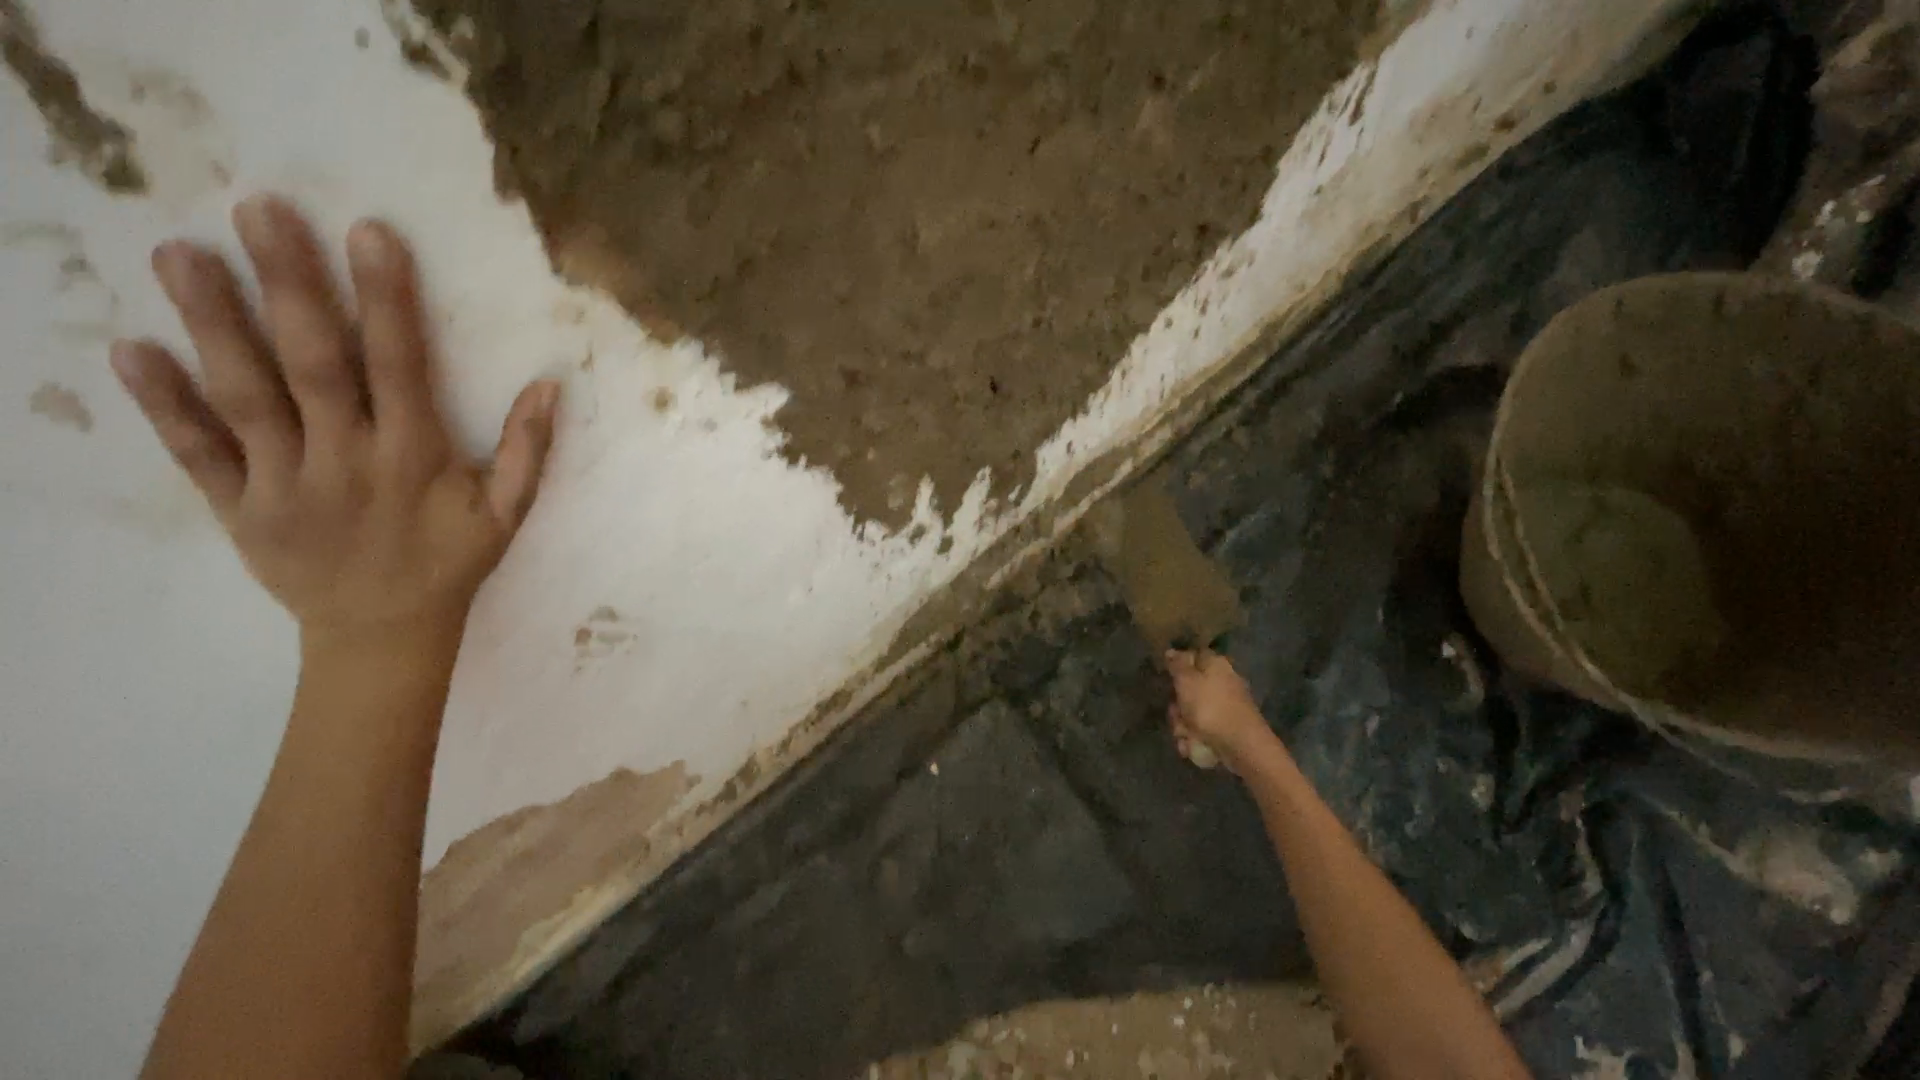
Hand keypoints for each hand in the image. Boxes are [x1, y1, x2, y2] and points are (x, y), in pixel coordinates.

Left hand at [110, 195, 558, 651]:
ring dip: (214, 326)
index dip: (386, 301)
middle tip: (259, 211)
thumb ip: (526, 451)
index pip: (399, 367)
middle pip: (315, 366)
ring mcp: (285, 484)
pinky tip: (132, 350)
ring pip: (247, 397)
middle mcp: (347, 461)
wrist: (382, 636)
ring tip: (179, 255)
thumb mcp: (506, 515)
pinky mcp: (239, 508)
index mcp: (415, 458)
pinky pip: (198, 454)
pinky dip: (163, 406)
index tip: (369, 234)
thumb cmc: (449, 564)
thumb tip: (548, 386)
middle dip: (290, 287)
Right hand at [1165, 650, 1279, 769]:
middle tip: (1177, 712)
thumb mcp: (1187, 681)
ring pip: (1190, 712)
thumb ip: (1177, 665)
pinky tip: (1193, 745)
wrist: (1241, 745)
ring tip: (1186, 734)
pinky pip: (1200, 730)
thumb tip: (1171, 651)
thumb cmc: (1210, 707)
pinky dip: (1194, 738)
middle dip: (1177, 705)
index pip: (1193, 656)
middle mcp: (1221, 682)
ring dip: (1182, 725)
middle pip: (1188, 689)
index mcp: (1215, 665)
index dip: (1177, 666)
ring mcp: (1223, 707)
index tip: (1167, 678)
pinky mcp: (1224, 728)